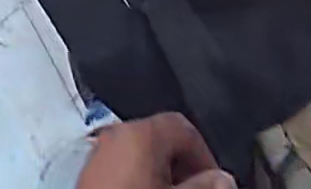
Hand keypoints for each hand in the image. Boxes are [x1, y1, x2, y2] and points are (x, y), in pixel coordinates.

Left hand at [76, 113, 233, 188]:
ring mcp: (98, 156)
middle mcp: (117, 134)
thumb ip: (203, 185)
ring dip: (162, 172)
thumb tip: (224, 179)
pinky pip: (123, 168)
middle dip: (183, 164)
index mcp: (140, 133)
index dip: (205, 154)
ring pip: (141, 154)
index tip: (216, 179)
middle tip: (198, 187)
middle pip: (162, 138)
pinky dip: (139, 178)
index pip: (184, 127)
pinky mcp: (86, 178)